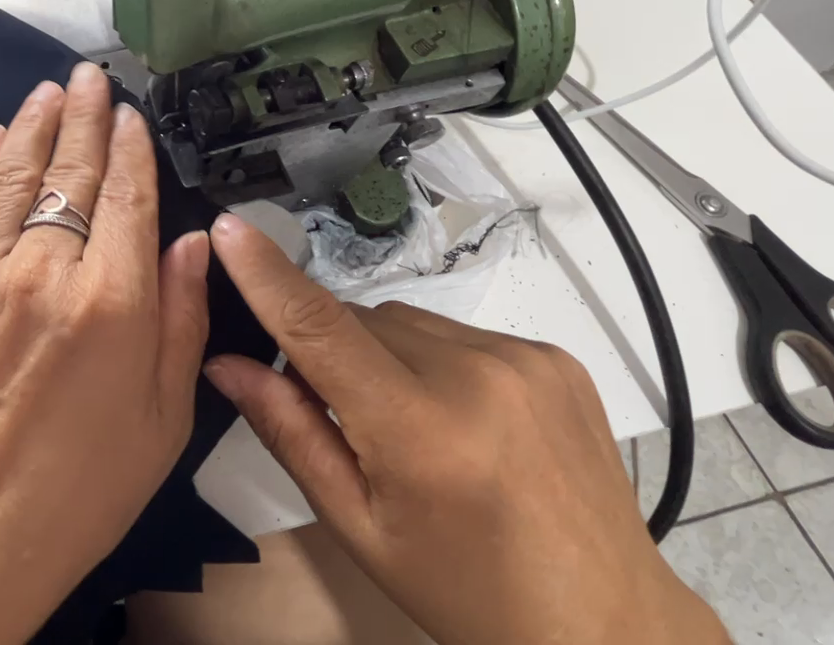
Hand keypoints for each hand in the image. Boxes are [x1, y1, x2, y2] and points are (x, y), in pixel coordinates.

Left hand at [0, 63, 211, 644]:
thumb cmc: (82, 484)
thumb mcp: (163, 419)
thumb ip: (181, 320)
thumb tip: (190, 242)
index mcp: (113, 305)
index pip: (128, 199)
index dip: (131, 149)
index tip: (130, 113)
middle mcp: (47, 273)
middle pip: (71, 174)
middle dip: (83, 119)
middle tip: (89, 76)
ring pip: (12, 177)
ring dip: (31, 127)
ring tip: (47, 91)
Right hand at [202, 214, 727, 644]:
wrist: (608, 624)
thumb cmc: (465, 590)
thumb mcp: (359, 527)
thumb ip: (290, 434)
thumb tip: (225, 363)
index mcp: (421, 430)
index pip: (321, 330)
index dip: (267, 274)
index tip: (227, 228)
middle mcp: (476, 375)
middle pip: (357, 322)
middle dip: (329, 350)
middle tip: (338, 414)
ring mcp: (523, 358)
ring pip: (403, 321)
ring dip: (381, 352)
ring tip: (409, 423)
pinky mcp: (552, 354)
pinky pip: (454, 332)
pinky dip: (433, 358)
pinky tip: (458, 415)